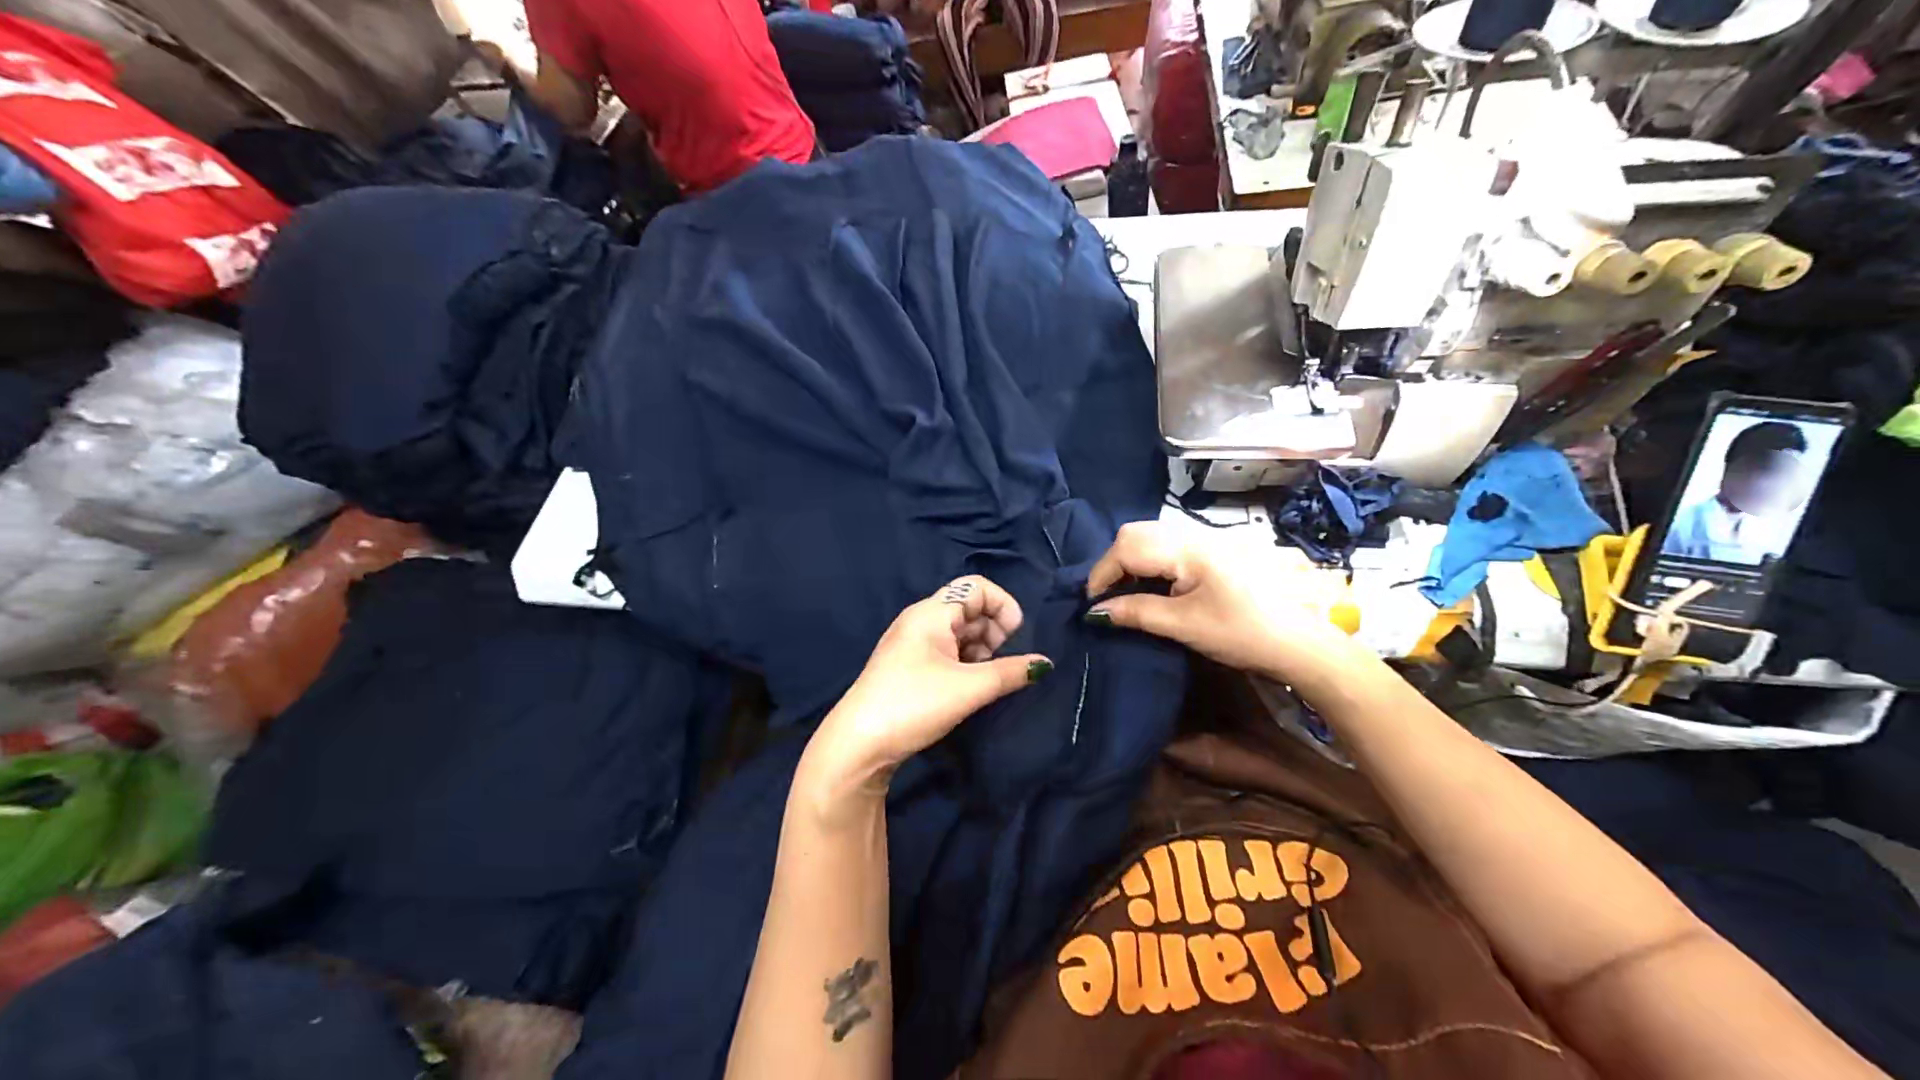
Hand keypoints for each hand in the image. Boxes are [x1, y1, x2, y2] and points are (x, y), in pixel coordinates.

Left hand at [799, 576, 1051, 806]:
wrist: (858, 743)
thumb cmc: (913, 704)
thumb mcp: (968, 688)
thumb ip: (1010, 672)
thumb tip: (1045, 664)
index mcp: (931, 612)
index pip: (978, 587)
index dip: (1004, 605)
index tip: (1016, 637)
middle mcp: (921, 620)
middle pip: (970, 607)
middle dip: (994, 630)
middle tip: (1000, 663)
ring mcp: (912, 643)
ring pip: (959, 632)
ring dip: (981, 649)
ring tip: (986, 679)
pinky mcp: (908, 666)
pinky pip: (946, 651)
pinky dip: (965, 662)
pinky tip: (969, 687)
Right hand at [1085, 522, 1378, 690]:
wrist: (1300, 643)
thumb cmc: (1243, 634)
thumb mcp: (1184, 626)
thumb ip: (1136, 613)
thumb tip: (1094, 613)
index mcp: (1189, 548)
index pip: (1126, 547)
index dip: (1102, 574)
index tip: (1093, 606)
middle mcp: (1196, 534)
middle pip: (1136, 533)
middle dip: (1114, 564)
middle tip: (1109, 599)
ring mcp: (1209, 540)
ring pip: (1152, 537)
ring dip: (1132, 563)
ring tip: (1128, 596)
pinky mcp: (1216, 551)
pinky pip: (1170, 546)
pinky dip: (1152, 564)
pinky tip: (1155, 589)